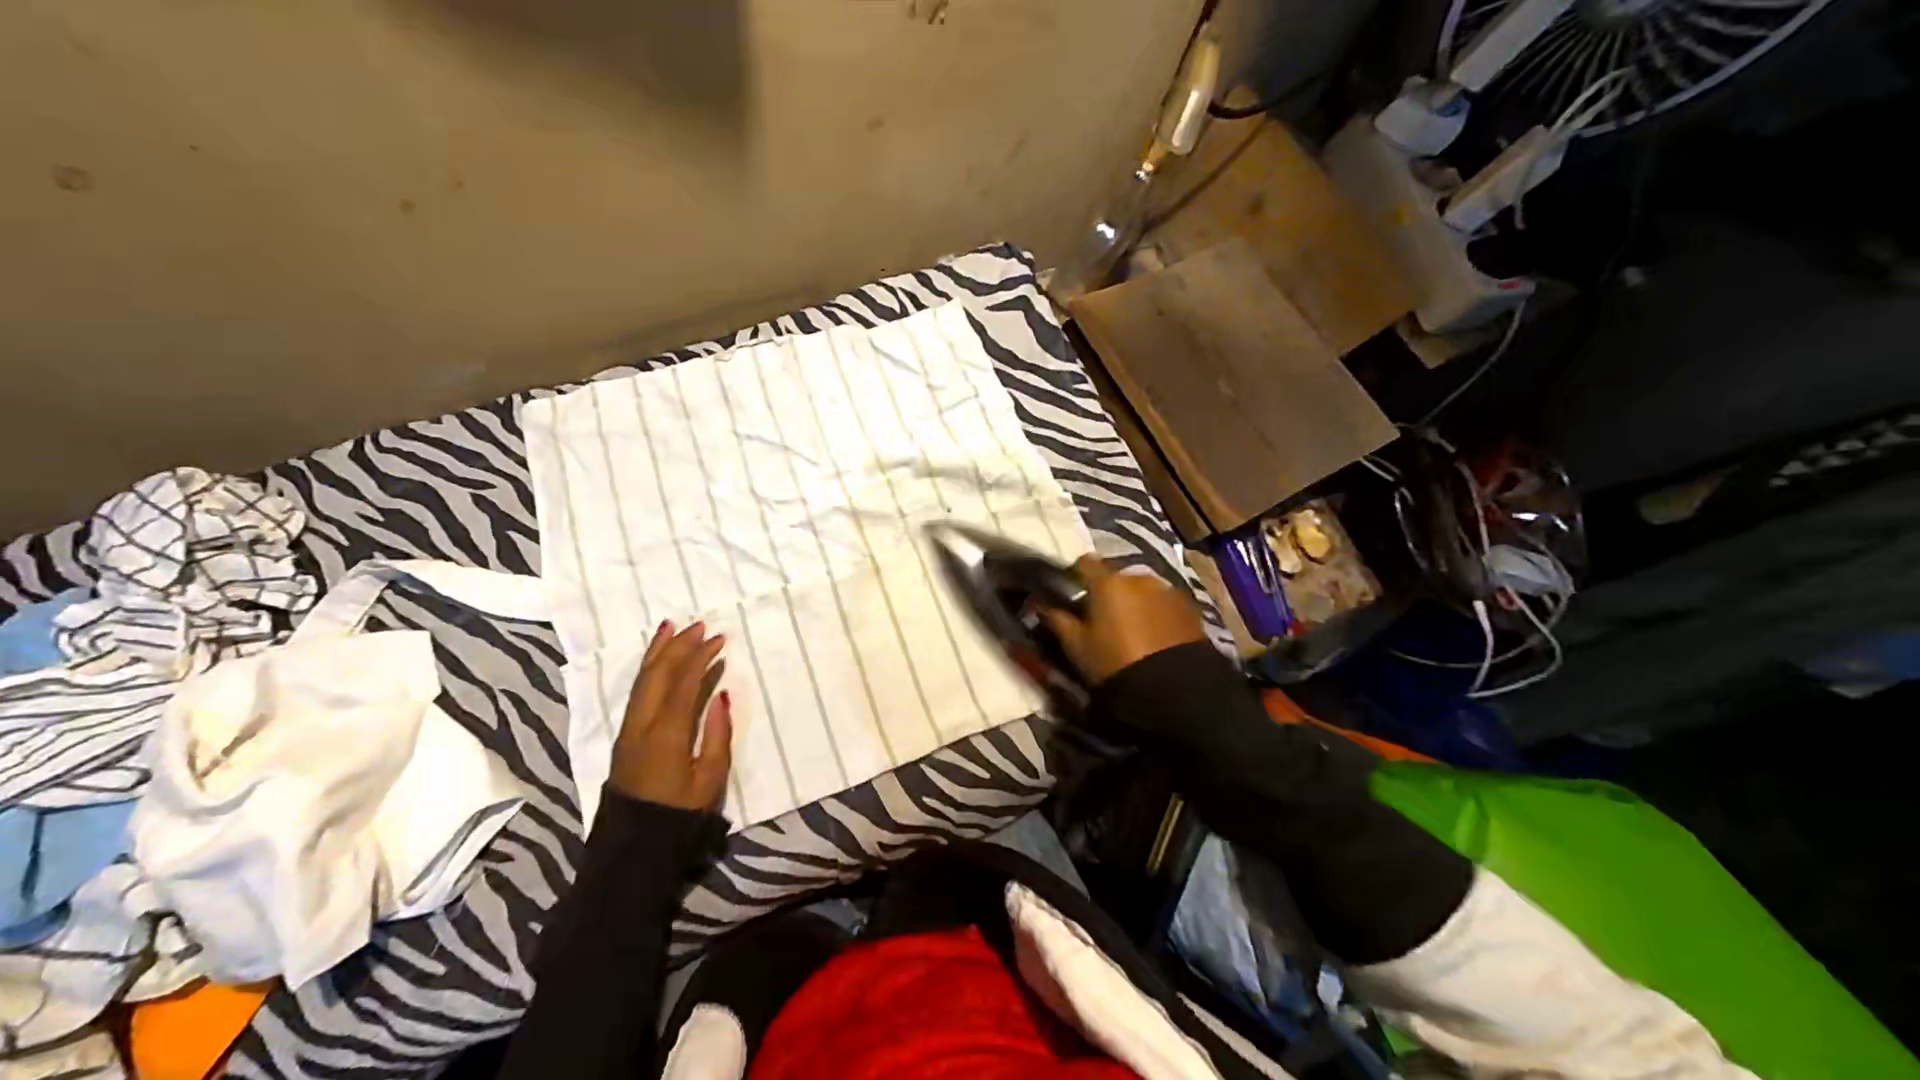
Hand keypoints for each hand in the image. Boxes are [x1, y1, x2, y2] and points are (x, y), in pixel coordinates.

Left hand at [609, 620, 732, 811]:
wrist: (634, 843)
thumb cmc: (679, 813)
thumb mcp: (710, 779)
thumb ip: (718, 735)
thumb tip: (722, 695)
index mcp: (667, 733)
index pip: (684, 683)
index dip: (700, 657)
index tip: (719, 638)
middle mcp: (643, 724)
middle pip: (658, 674)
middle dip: (679, 646)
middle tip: (699, 624)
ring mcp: (629, 728)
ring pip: (642, 680)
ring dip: (658, 651)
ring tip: (671, 627)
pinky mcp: (624, 734)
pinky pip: (636, 691)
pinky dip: (648, 669)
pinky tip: (656, 660)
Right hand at [1040, 555, 1204, 683]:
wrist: (1173, 687)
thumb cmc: (1115, 663)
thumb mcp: (1077, 646)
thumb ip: (1057, 620)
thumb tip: (1041, 604)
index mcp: (1108, 583)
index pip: (1085, 563)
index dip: (1075, 574)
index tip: (1071, 591)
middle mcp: (1139, 577)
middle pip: (1116, 577)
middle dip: (1108, 592)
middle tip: (1103, 618)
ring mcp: (1167, 590)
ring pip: (1141, 589)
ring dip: (1134, 601)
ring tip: (1132, 629)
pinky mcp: (1189, 607)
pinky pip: (1163, 602)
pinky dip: (1155, 612)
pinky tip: (1154, 635)